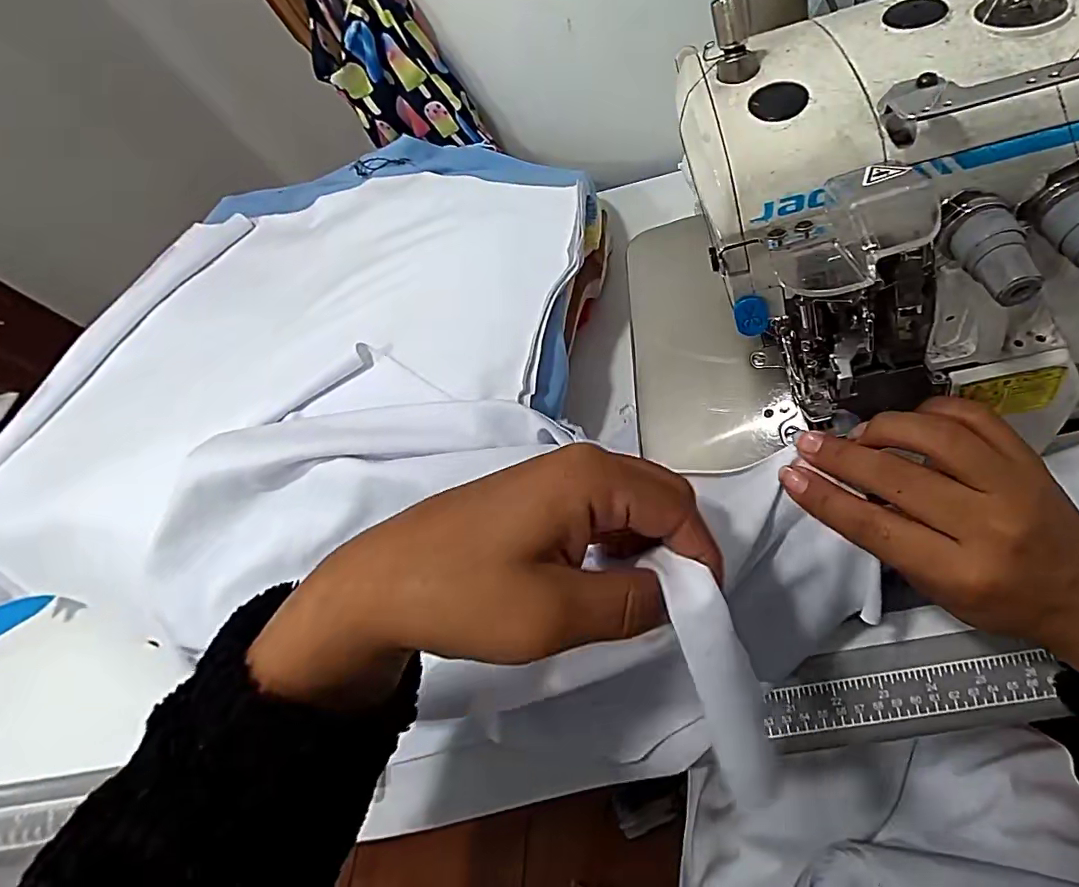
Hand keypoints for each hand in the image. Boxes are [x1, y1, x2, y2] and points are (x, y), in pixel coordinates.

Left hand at [248, 444, 723, 709]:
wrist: (375, 587)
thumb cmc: (462, 595)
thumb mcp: (554, 616)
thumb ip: (630, 604)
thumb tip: (675, 596)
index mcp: (593, 477)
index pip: (676, 507)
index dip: (699, 556)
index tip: (703, 607)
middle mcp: (584, 462)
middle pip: (663, 495)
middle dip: (679, 547)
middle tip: (673, 602)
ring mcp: (562, 474)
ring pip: (637, 501)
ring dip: (652, 545)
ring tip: (639, 596)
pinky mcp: (545, 492)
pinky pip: (608, 508)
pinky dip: (623, 541)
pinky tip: (604, 577)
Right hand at [779, 397, 1078, 692]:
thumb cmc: (1007, 603)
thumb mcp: (943, 591)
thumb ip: (896, 543)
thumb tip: (848, 491)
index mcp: (963, 573)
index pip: (878, 528)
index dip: (828, 498)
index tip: (795, 477)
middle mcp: (989, 524)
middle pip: (898, 477)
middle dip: (842, 456)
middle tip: (811, 443)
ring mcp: (1012, 482)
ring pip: (933, 436)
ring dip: (883, 427)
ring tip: (860, 433)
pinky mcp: (1025, 455)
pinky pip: (971, 415)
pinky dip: (931, 410)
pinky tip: (910, 419)